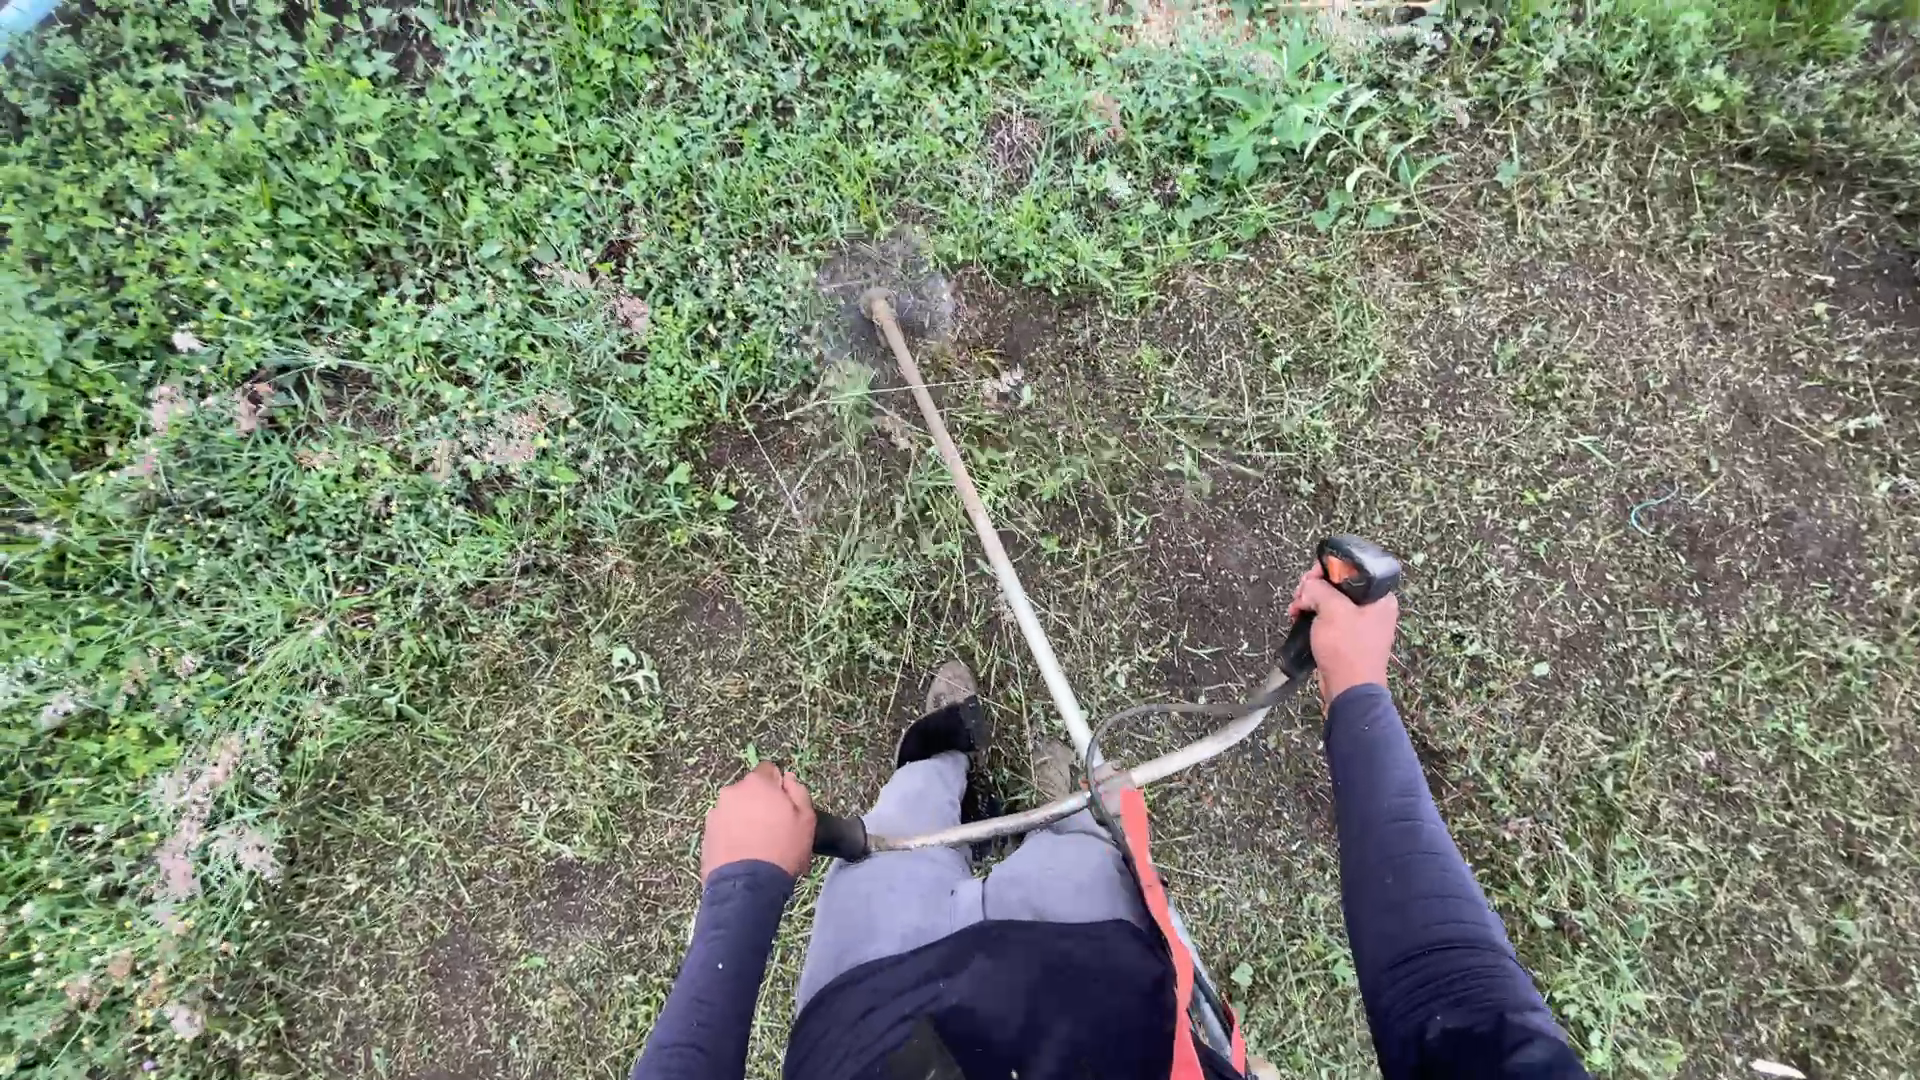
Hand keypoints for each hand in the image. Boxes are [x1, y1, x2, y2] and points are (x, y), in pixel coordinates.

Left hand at [699, 763, 815, 881]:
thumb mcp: (806, 819)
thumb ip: (798, 791)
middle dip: (759, 802)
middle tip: (772, 827)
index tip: (784, 805)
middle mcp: (732, 792)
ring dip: (744, 819)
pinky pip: (724, 828)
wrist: (748, 888)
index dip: (778, 786)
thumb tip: (788, 778)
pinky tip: (743, 854)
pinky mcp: (706, 836)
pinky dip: (732, 835)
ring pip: (735, 809)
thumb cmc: (783, 849)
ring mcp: (715, 814)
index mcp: (757, 783)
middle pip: (750, 791)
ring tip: (756, 845)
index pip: (768, 770)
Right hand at [1287, 561, 1398, 706]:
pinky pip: (1328, 616)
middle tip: (1299, 596)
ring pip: (1330, 599)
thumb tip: (1308, 587)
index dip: (1326, 569)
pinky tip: (1298, 618)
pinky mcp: (1348, 635)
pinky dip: (1313, 614)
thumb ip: (1318, 589)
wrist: (1349, 688)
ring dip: (1309, 601)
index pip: (1351, 568)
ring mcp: (1361, 622)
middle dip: (1313, 587)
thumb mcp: (1332, 610)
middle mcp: (1373, 606)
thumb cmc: (1346, 648)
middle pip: (1338, 584)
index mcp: (1380, 596)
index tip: (1308, 579)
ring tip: (1295, 610)